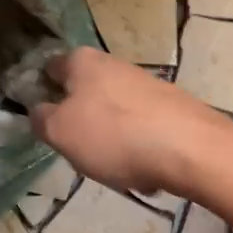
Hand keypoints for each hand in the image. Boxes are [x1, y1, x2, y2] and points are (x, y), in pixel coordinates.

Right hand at [31, 47, 220, 194]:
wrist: (192, 149)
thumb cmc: (114, 135)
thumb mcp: (60, 132)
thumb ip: (41, 119)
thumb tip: (39, 111)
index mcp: (81, 61)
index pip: (50, 69)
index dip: (42, 93)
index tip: (44, 121)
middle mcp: (112, 63)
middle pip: (84, 94)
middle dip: (82, 123)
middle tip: (81, 152)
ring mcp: (146, 83)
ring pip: (114, 115)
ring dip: (112, 141)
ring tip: (120, 170)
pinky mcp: (172, 106)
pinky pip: (143, 130)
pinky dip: (140, 149)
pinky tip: (148, 172)